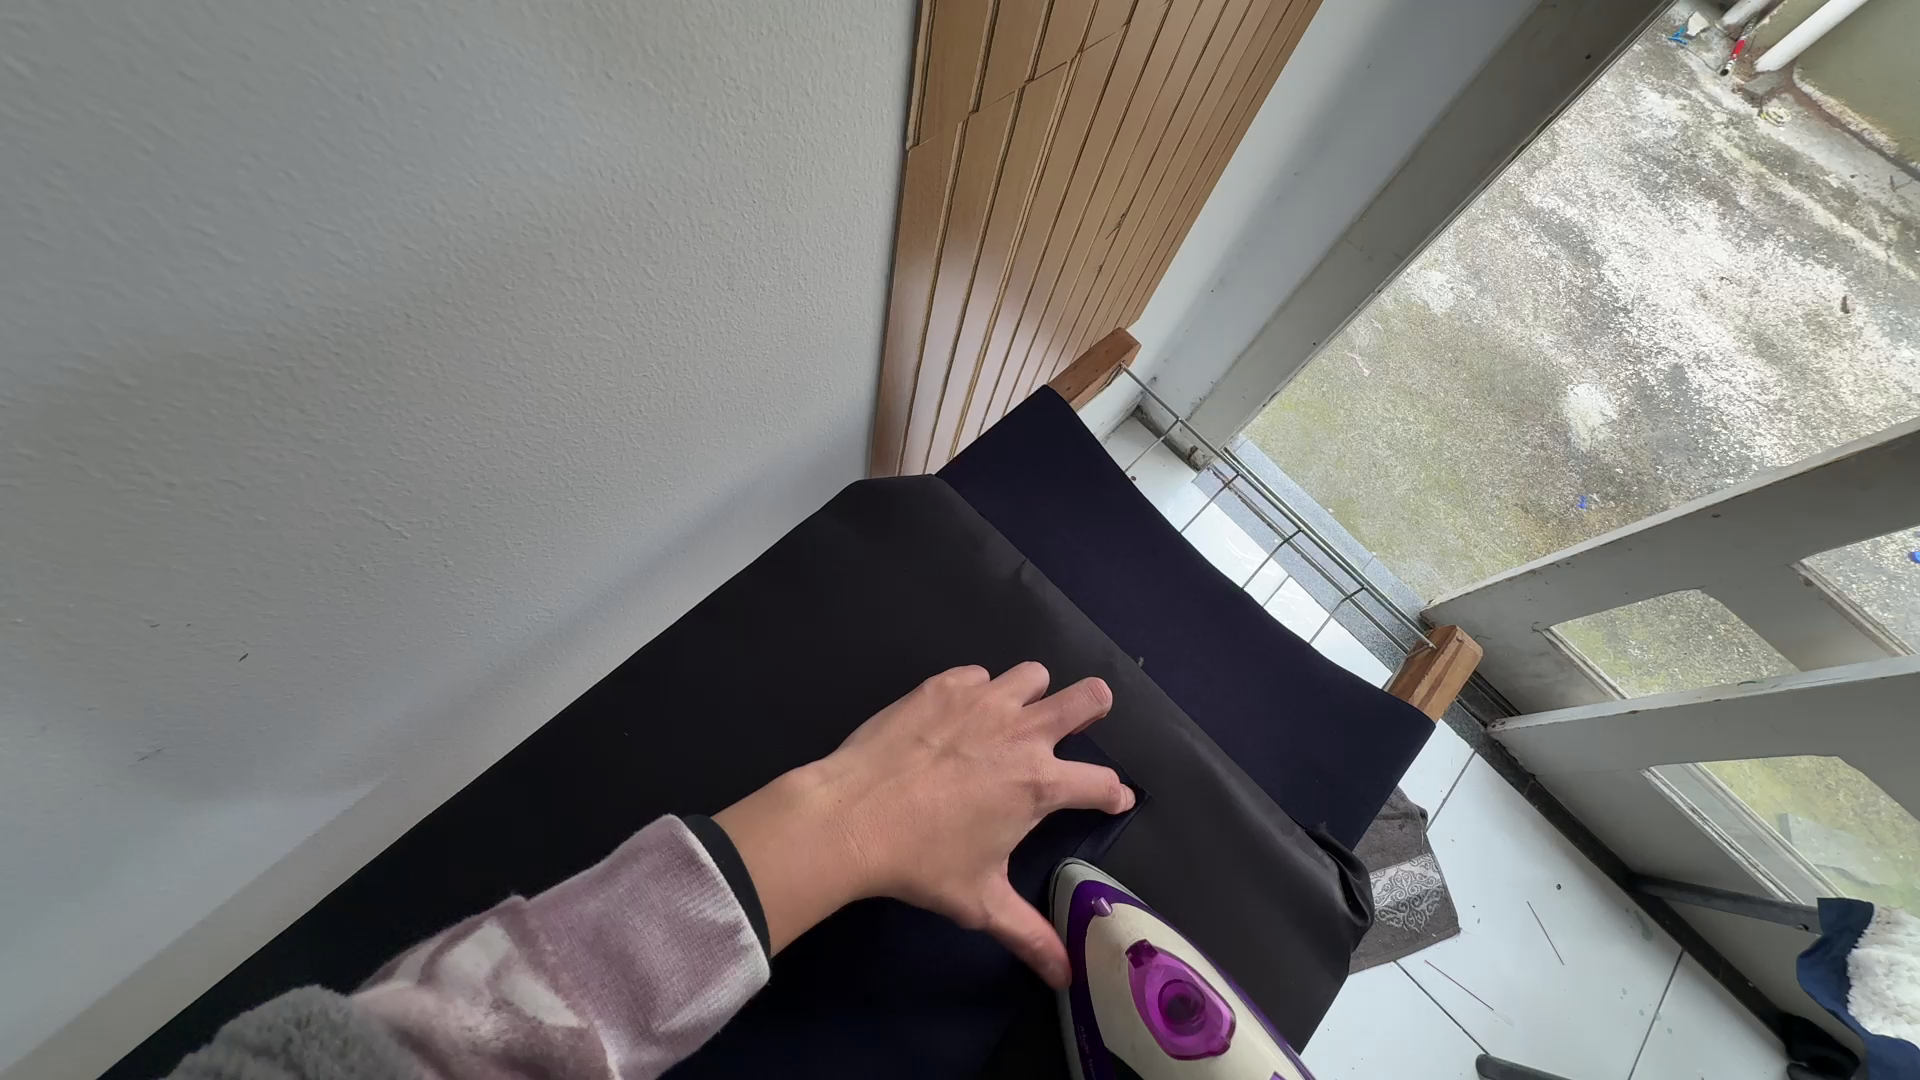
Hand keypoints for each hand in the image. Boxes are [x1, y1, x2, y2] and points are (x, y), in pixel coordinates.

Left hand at [713, 663, 1133, 986]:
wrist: (852, 817)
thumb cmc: (921, 862)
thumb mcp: (980, 902)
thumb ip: (1029, 935)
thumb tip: (1064, 976)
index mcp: (1038, 784)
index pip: (1101, 782)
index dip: (1113, 793)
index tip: (1111, 798)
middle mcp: (1021, 732)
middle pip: (1089, 697)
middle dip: (1095, 708)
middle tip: (1079, 725)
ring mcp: (983, 701)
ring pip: (1034, 675)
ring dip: (1033, 694)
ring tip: (1014, 716)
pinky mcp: (944, 685)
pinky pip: (978, 674)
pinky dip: (978, 691)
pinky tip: (959, 716)